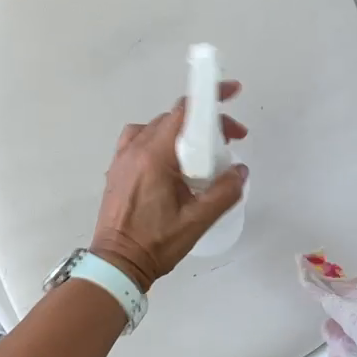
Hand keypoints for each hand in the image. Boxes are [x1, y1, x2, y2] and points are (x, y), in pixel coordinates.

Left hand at [90, 81, 248, 290]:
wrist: (117, 264)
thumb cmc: (156, 244)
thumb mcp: (198, 221)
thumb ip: (224, 192)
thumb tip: (240, 170)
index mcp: (155, 156)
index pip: (184, 112)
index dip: (211, 97)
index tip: (233, 92)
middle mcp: (136, 149)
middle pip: (174, 119)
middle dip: (206, 122)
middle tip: (231, 140)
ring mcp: (122, 158)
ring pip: (157, 127)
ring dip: (183, 131)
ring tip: (203, 151)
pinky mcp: (117, 169)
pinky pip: (139, 139)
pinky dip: (160, 140)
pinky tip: (172, 159)